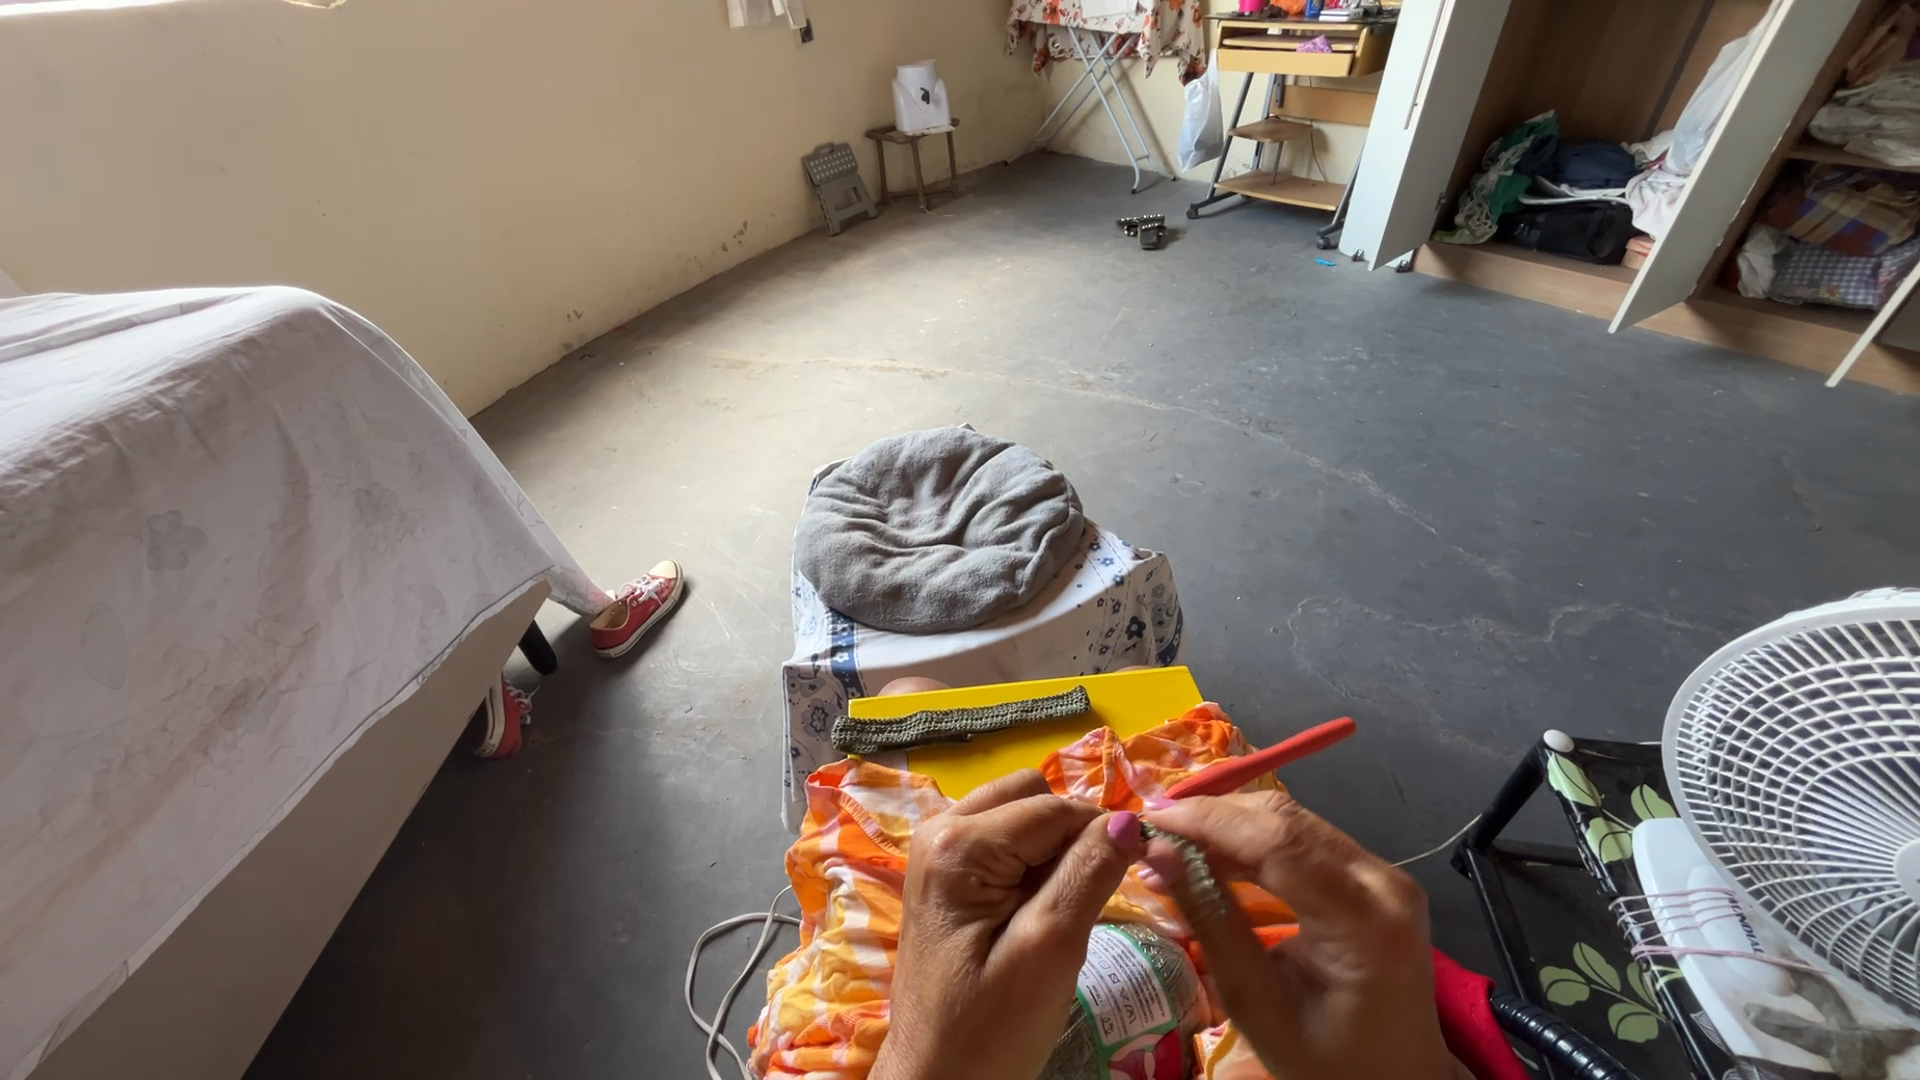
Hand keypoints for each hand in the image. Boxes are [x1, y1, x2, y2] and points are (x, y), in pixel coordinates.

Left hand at [872, 769, 1142, 1079]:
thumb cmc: (990, 1030)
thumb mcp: (1050, 952)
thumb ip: (1087, 875)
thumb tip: (1126, 819)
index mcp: (958, 843)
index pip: (1052, 808)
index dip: (1098, 833)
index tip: (1133, 869)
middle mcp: (939, 826)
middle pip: (1030, 795)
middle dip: (1067, 835)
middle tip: (1077, 901)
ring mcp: (937, 845)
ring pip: (1018, 810)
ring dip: (1049, 847)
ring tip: (1054, 908)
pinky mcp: (944, 867)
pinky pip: (1001, 836)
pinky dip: (1029, 860)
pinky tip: (1031, 907)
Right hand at [1143, 791, 1467, 1079]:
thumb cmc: (1326, 1063)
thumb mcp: (1255, 1004)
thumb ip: (1209, 920)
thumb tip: (1156, 852)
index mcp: (1364, 924)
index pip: (1277, 842)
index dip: (1207, 819)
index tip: (1149, 818)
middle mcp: (1382, 882)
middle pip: (1282, 820)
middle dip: (1209, 816)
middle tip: (1153, 833)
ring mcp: (1381, 872)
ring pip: (1287, 818)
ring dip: (1225, 823)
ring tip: (1173, 846)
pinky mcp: (1369, 871)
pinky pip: (1298, 834)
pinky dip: (1247, 837)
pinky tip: (1211, 854)